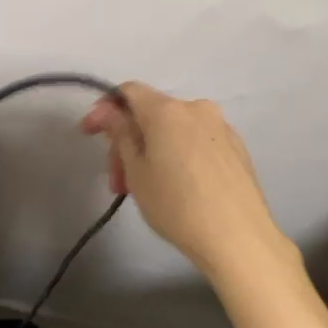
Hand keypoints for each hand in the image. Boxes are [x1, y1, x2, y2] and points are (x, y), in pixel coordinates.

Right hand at [81, 82, 291, 279]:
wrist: (236, 236)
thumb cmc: (176, 204)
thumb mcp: (136, 172)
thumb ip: (121, 135)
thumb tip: (107, 111)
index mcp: (167, 110)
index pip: (129, 91)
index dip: (104, 108)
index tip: (90, 134)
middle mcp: (196, 108)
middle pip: (150, 113)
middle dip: (127, 141)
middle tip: (119, 181)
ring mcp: (221, 126)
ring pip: (173, 129)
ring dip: (151, 151)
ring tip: (145, 188)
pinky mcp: (236, 147)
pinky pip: (194, 141)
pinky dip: (176, 155)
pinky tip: (176, 186)